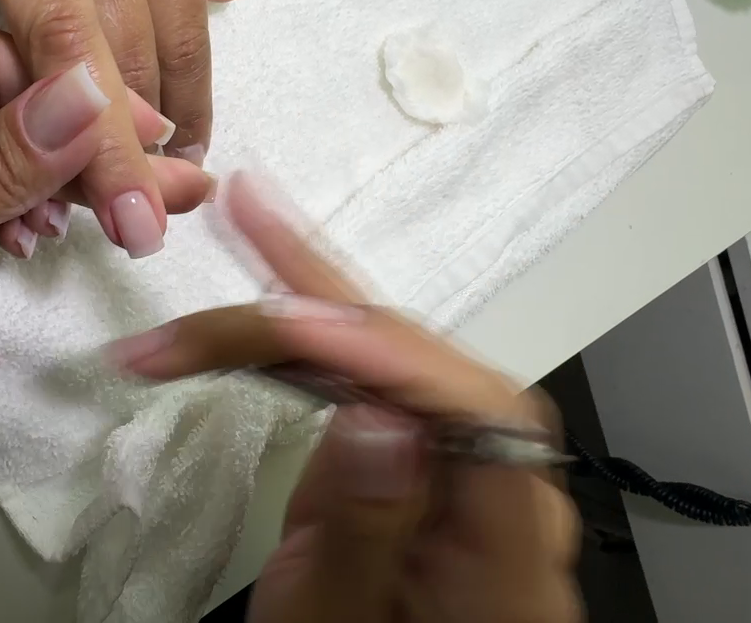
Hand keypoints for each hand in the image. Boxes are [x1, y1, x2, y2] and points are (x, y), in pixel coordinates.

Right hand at [112, 175, 581, 622]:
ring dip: (296, 286)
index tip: (285, 324)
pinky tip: (265, 281)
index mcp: (505, 542)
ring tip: (244, 216)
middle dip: (318, 282)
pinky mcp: (403, 434)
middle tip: (250, 208)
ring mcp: (447, 444)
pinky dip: (295, 328)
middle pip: (414, 354)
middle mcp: (491, 474)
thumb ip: (370, 527)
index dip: (381, 352)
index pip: (470, 413)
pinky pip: (353, 366)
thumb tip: (376, 418)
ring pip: (377, 344)